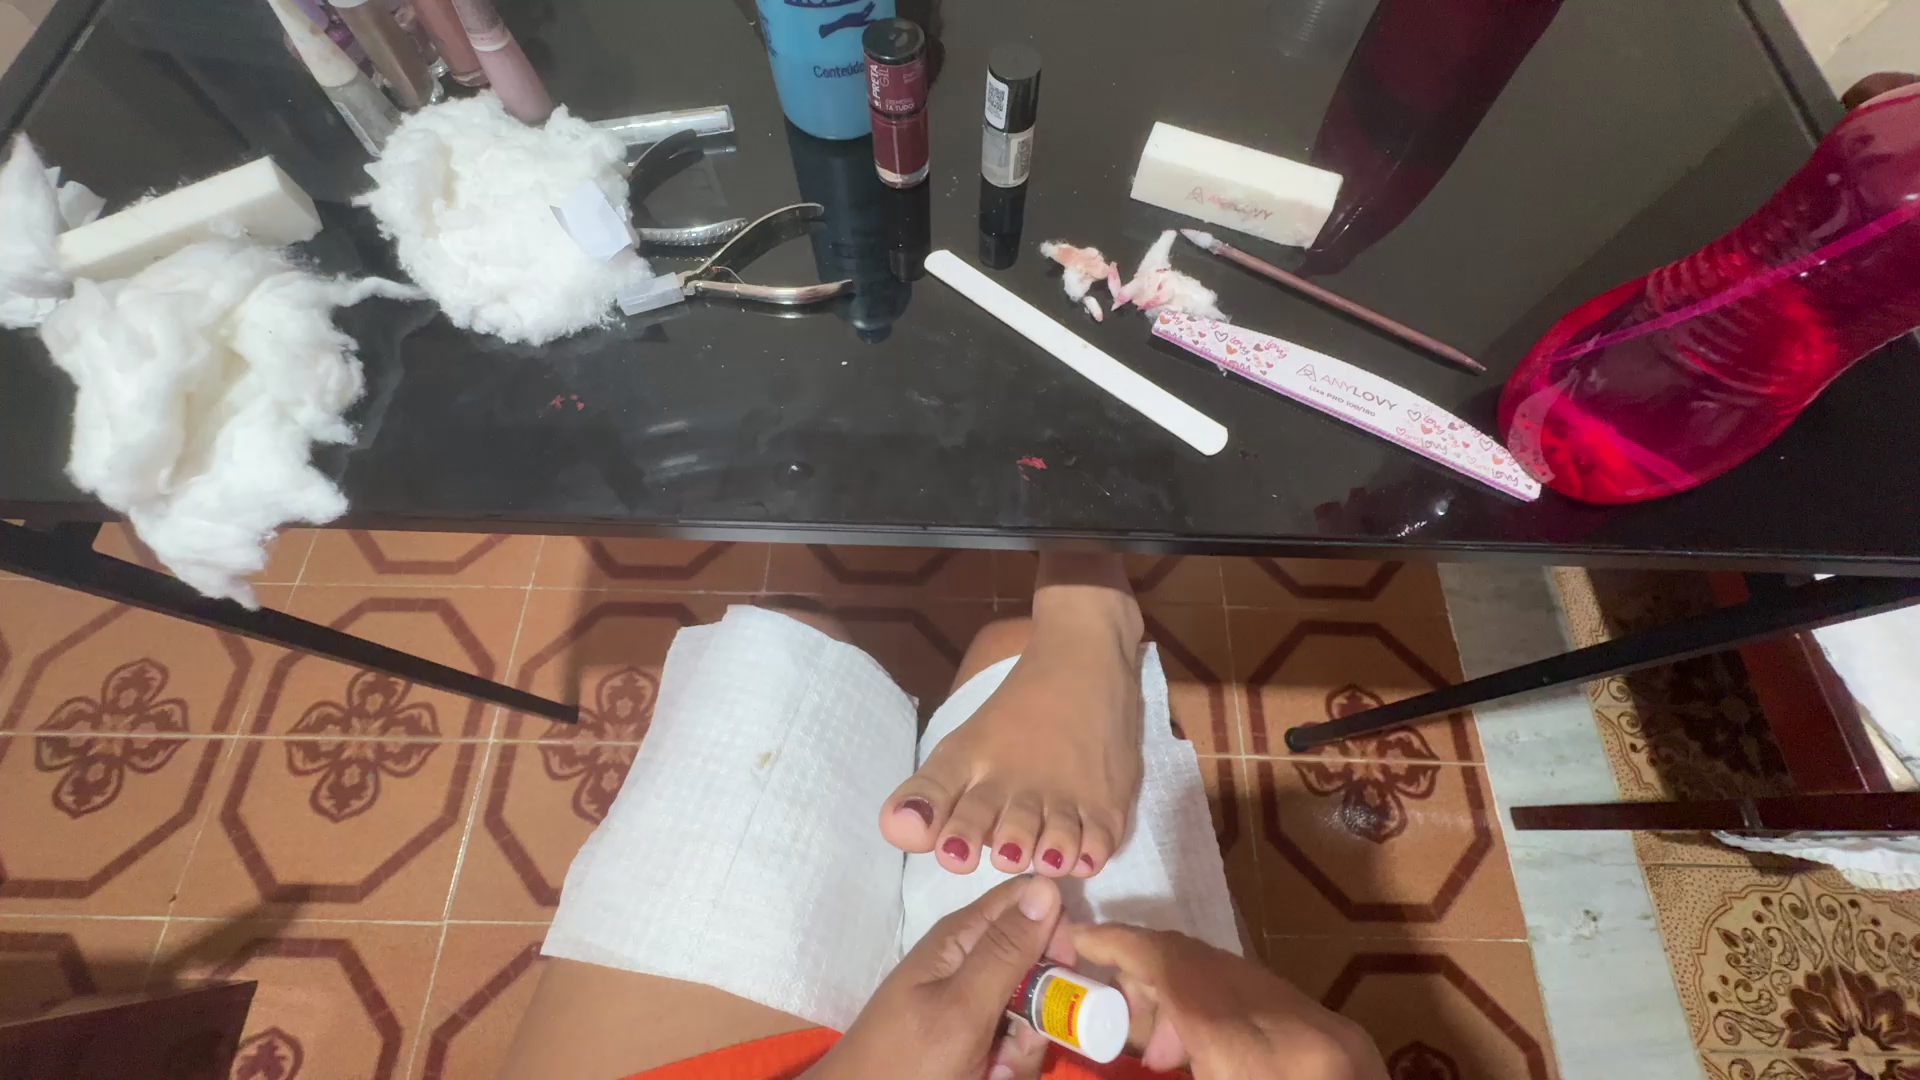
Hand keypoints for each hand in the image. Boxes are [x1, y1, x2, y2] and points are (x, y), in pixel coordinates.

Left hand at [805, 876, 1067, 1079]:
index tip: (1067, 977)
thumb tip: (1049, 883)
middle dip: (1041, 1009)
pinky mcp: (975, 1036)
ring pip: (1033, 1012)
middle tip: (1014, 1045)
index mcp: (964, 934)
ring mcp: (974, 1000)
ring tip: (990, 1073)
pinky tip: (985, 1079)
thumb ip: (1006, 950)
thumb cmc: (905, 1061)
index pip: (1031, 899)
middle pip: (1039, 964)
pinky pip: (1015, 1044)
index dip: (1058, 930)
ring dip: (1023, 1049)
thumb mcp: (961, 1008)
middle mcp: (973, 958)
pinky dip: (1008, 1066)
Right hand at [1071, 925, 1385, 1079]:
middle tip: (1119, 1016)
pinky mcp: (1348, 1038)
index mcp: (1253, 1057)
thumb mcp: (1205, 1076)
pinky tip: (1212, 1054)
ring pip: (1234, 972)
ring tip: (1164, 1053)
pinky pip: (1267, 997)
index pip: (1173, 965)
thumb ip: (1157, 1062)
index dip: (1118, 944)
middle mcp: (1299, 1026)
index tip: (1080, 938)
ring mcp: (1331, 1029)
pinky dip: (1225, 1009)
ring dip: (1186, 992)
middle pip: (1201, 961)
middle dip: (1148, 973)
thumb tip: (1122, 1041)